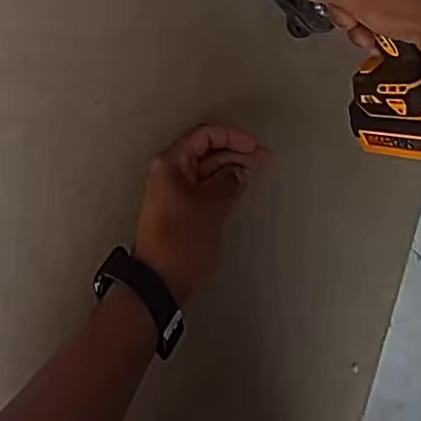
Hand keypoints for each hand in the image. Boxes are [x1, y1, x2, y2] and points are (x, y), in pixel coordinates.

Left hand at [133, 125, 269, 303]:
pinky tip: (238, 188)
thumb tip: (238, 171)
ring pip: (208, 169)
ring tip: (255, 171)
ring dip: (231, 168)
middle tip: (261, 157)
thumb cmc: (178, 245)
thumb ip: (229, 181)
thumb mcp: (212, 206)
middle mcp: (169, 173)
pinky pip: (205, 187)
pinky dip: (223, 184)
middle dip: (236, 152)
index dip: (233, 137)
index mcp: (171, 163)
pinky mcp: (180, 209)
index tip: (253, 145)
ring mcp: (173, 191)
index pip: (205, 135)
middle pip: (207, 150)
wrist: (159, 285)